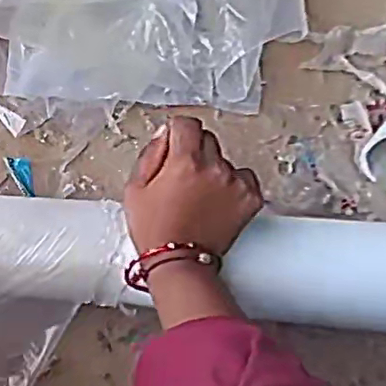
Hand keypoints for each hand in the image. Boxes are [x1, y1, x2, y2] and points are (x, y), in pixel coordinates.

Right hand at [124, 115, 263, 255]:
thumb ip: (150, 155)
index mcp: (184, 162)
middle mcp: (215, 167)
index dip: (176, 129)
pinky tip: (213, 203)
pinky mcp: (251, 196)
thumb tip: (164, 135)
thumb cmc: (153, 229)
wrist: (178, 261)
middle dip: (192, 151)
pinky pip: (242, 178)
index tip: (173, 137)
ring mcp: (236, 182)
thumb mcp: (134, 190)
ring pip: (224, 160)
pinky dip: (229, 186)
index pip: (186, 124)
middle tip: (179, 175)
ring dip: (211, 170)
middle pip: (207, 139)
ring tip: (196, 196)